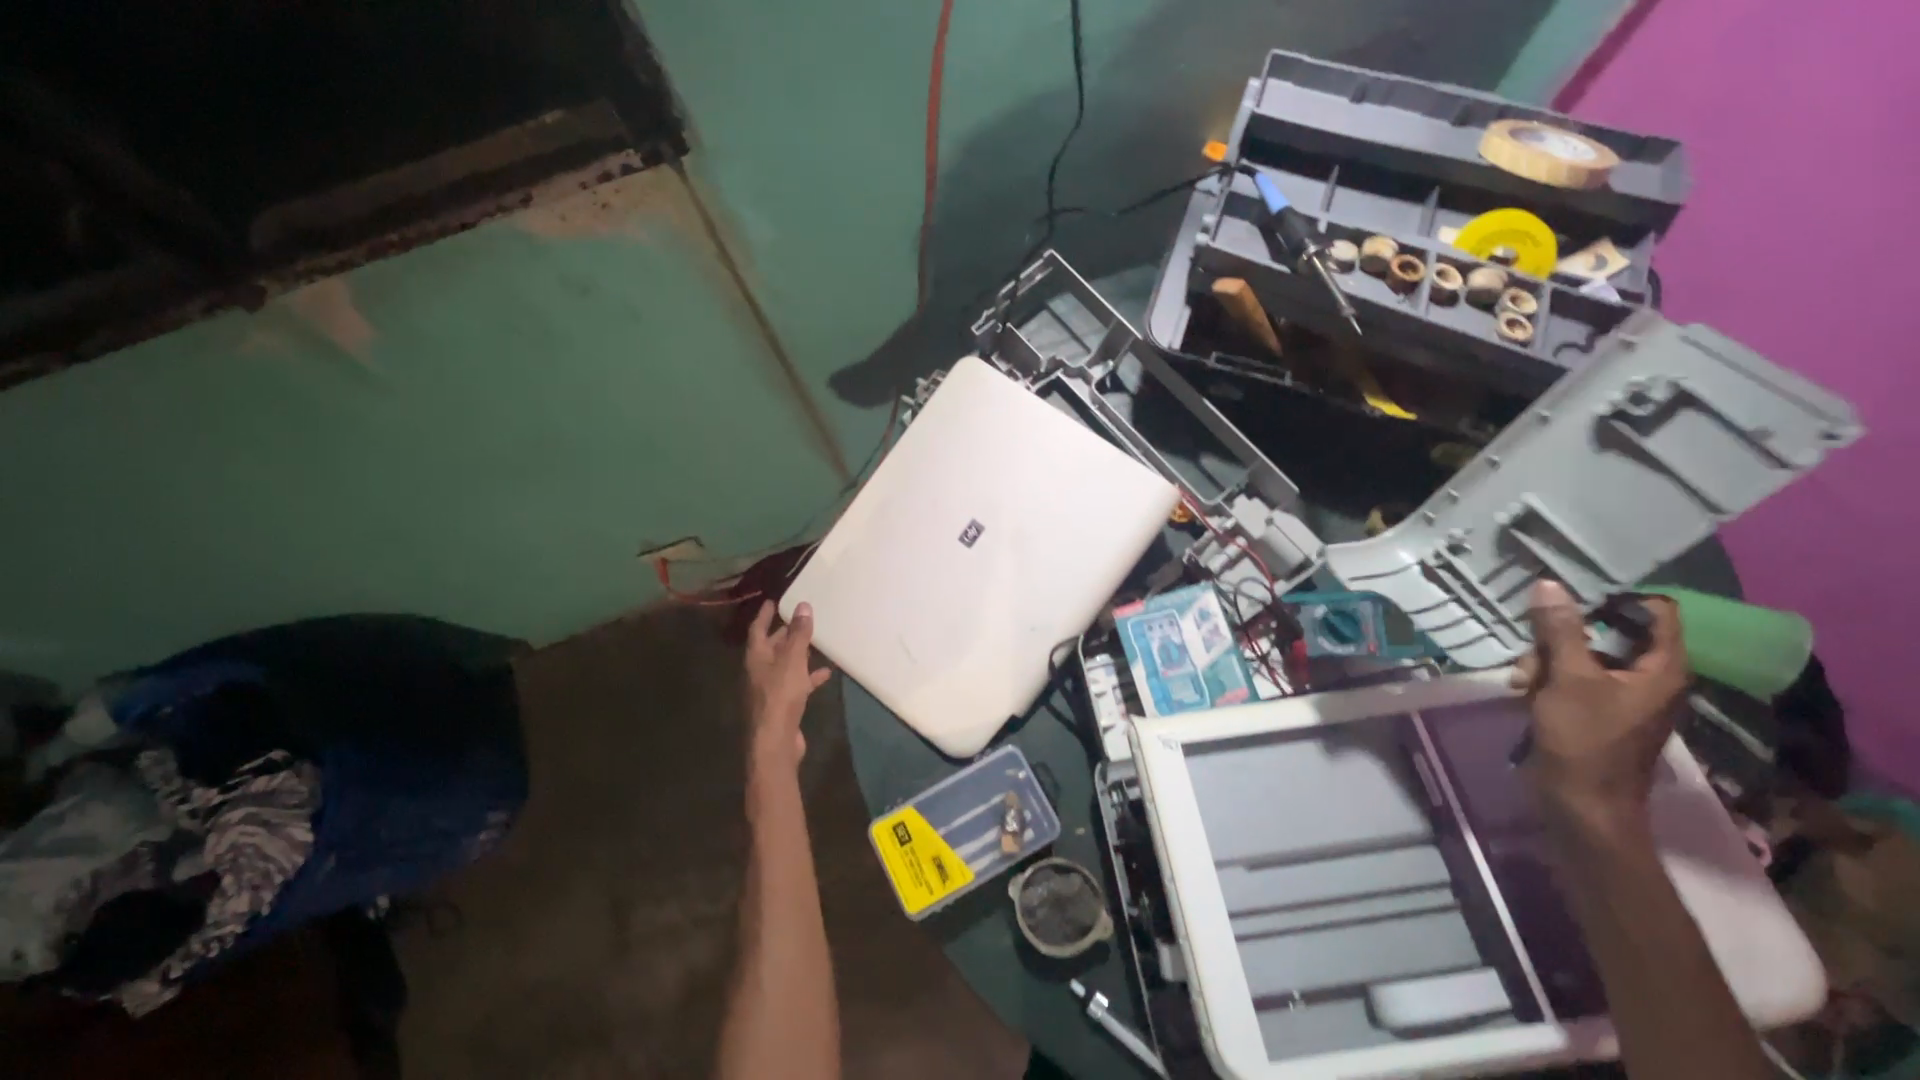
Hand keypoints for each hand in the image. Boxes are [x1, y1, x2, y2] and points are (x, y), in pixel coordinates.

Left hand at [744, 600, 832, 769]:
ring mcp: (771, 689)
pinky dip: (809, 677)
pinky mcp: (783, 704)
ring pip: (785, 665)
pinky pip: (797, 683)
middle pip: (772, 647)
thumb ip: (799, 634)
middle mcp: (760, 670)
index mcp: (756, 657)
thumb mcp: (792, 660)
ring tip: (816, 641)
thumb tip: (804, 605)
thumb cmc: (780, 695)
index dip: (765, 614)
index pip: (758, 629)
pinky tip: (826, 673)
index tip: (773, 601)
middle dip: (784, 633)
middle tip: (800, 618)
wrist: (776, 739)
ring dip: (798, 654)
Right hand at [1511, 581, 1688, 835]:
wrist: (1580, 806)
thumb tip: (1549, 584)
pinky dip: (1548, 682)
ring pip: (1581, 656)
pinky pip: (1572, 680)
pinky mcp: (1596, 713)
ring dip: (1546, 661)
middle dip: (1563, 636)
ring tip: (1523, 681)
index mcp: (1661, 668)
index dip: (1616, 598)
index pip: (1655, 611)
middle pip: (1608, 632)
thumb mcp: (1568, 679)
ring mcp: (1622, 697)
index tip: (1573, 595)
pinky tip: (1524, 693)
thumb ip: (1559, 631)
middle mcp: (1648, 678)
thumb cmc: (1584, 741)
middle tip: (1535, 650)